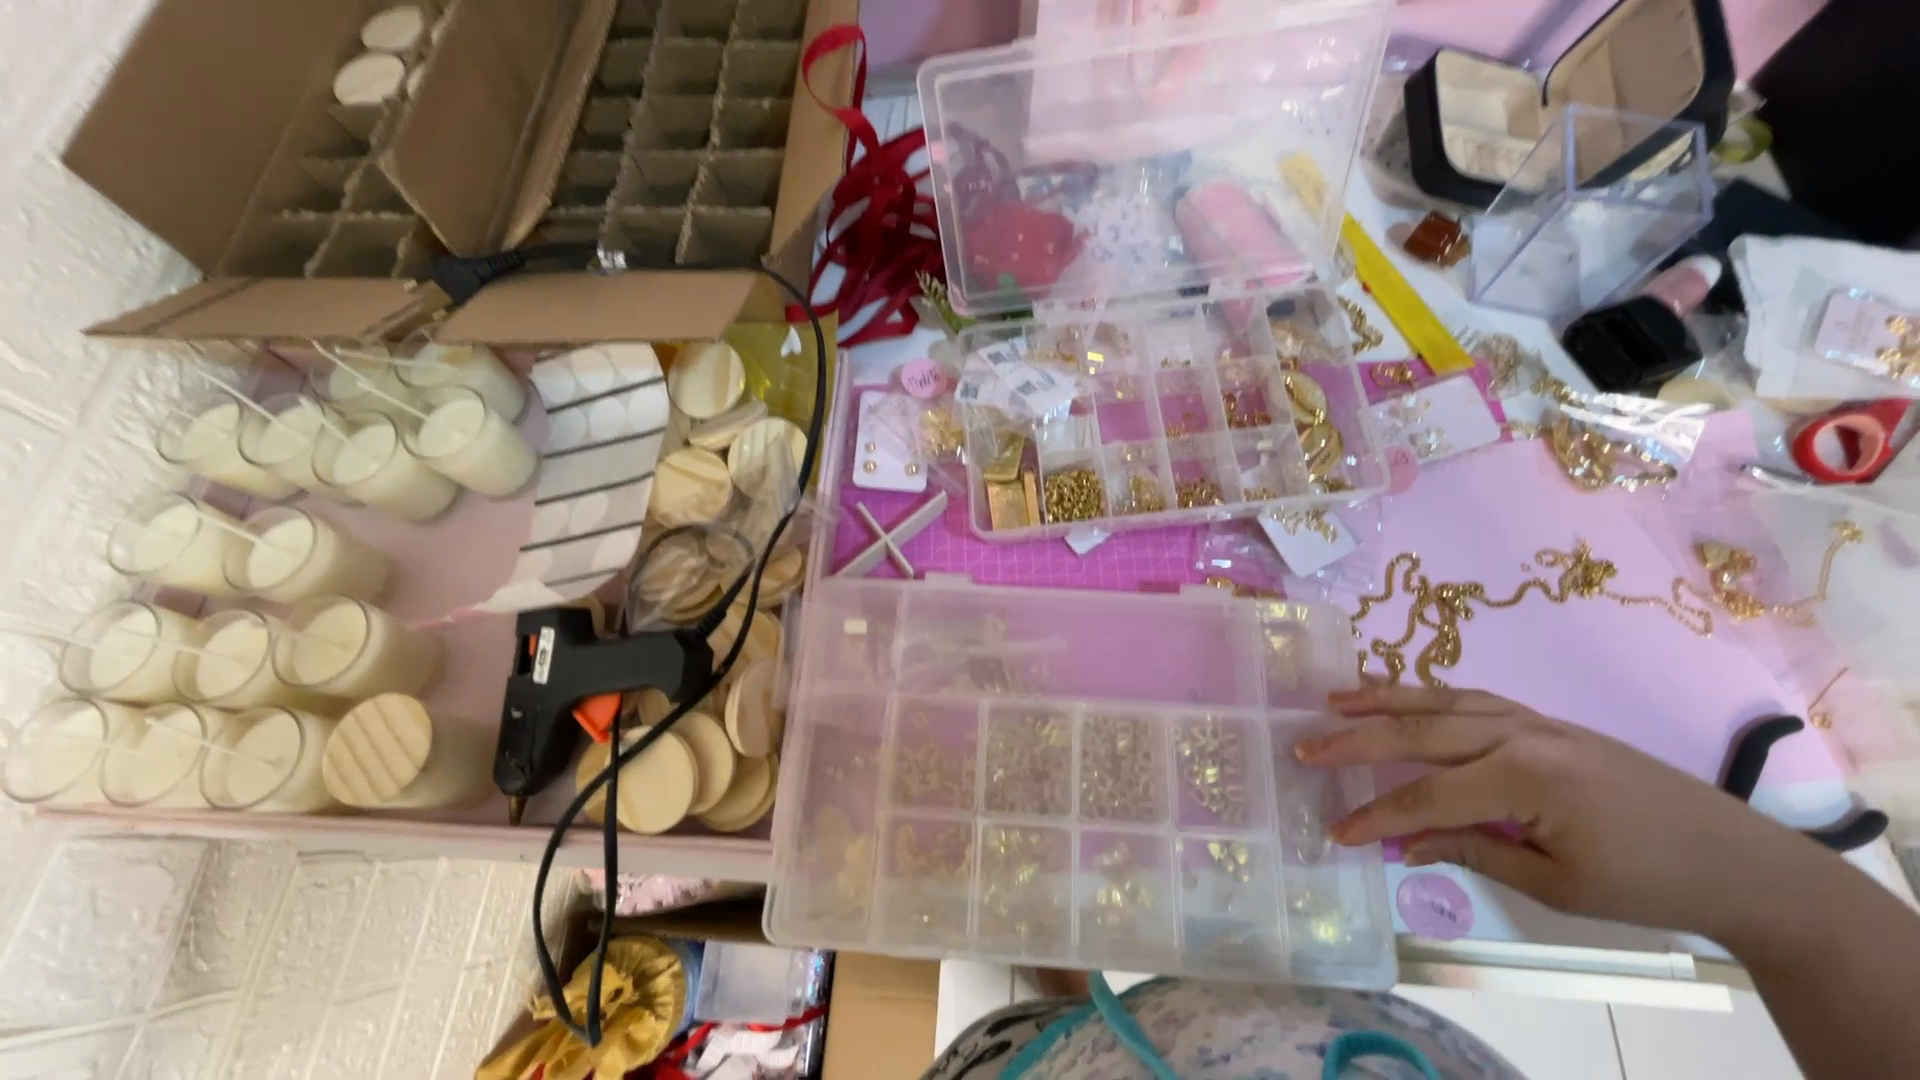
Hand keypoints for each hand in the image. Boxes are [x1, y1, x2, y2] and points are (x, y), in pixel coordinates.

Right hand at [1294, 685, 1818, 939]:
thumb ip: (1473, 850)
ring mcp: (1535, 720)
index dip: (1376, 816)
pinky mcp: (1547, 720)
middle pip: (1420, 730)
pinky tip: (1402, 695)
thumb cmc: (1648, 882)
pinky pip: (1472, 697)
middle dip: (1356, 739)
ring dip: (1383, 698)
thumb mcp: (1556, 883)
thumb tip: (1403, 843)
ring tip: (1335, 698)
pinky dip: (1428, 693)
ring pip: (1441, 700)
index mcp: (1524, 776)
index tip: (1335, 832)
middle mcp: (1521, 734)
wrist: (1741, 860)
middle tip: (1305, 745)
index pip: (1426, 795)